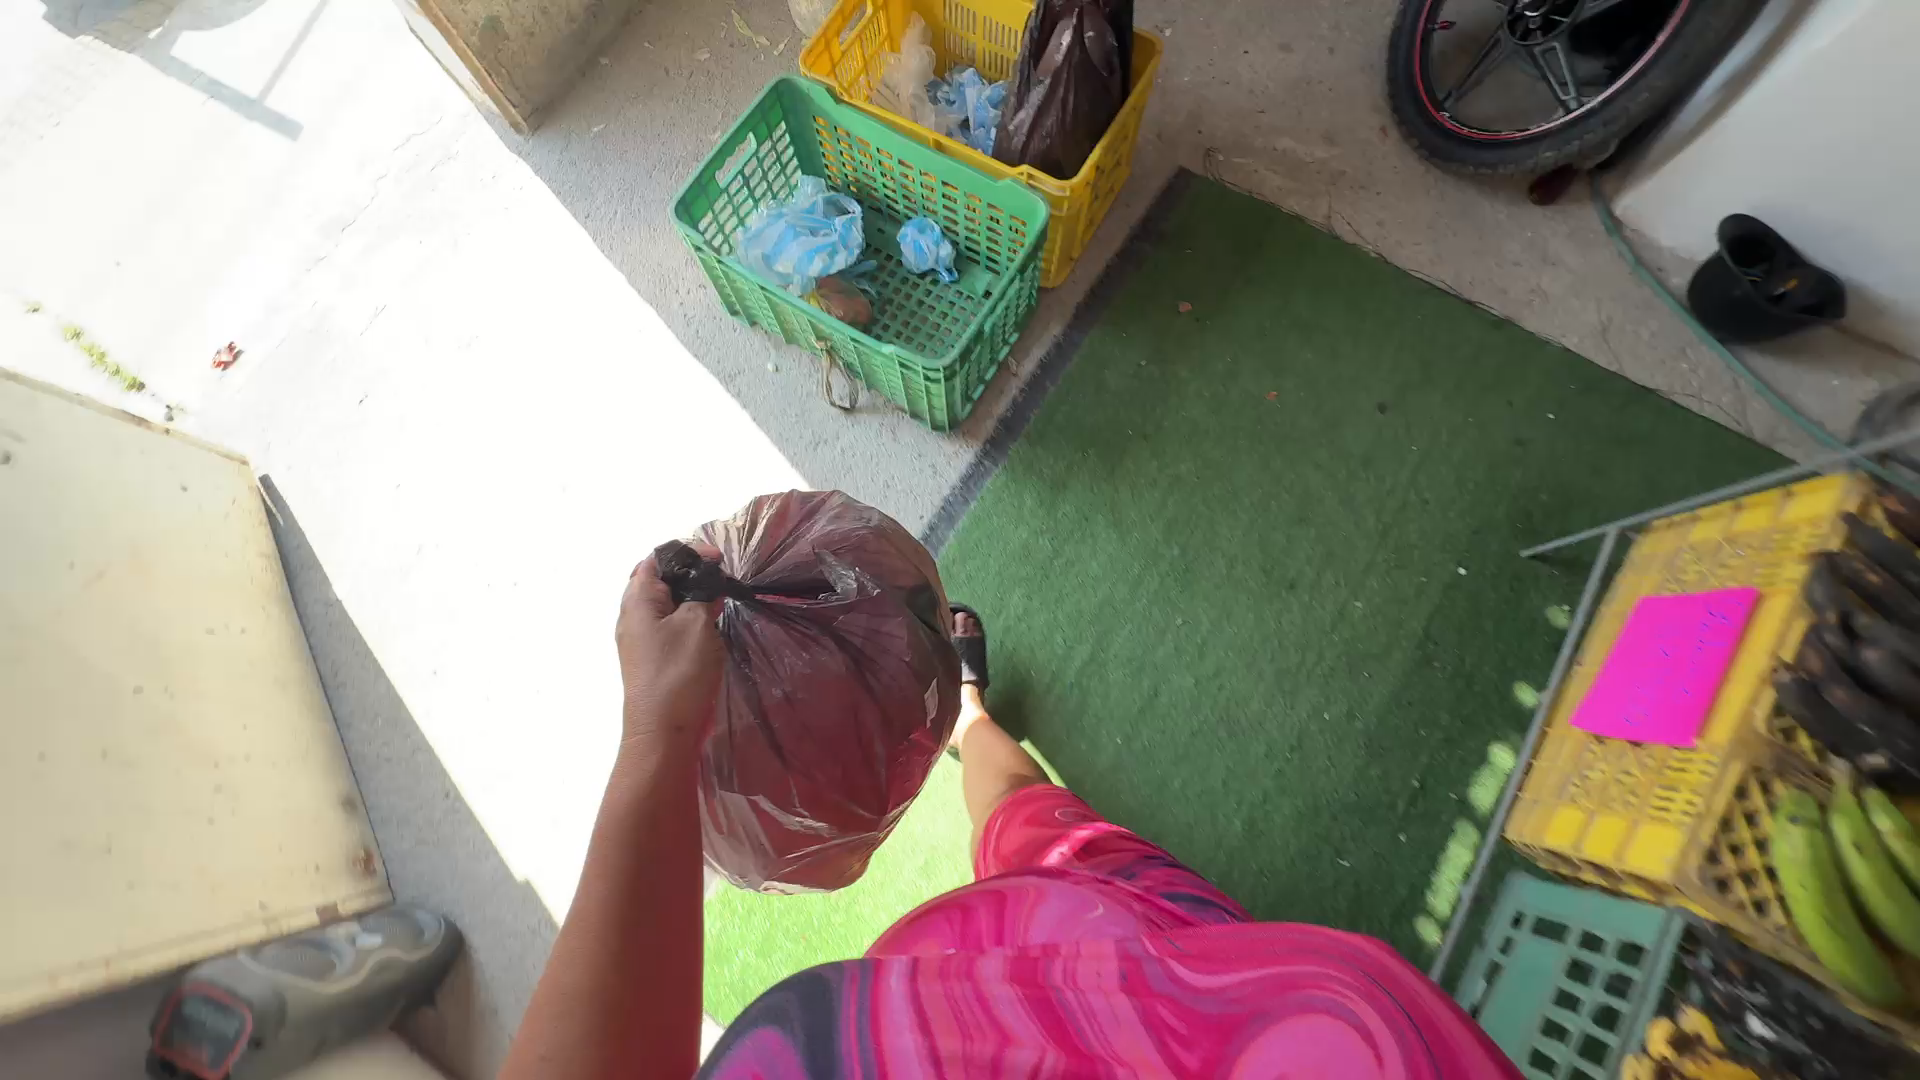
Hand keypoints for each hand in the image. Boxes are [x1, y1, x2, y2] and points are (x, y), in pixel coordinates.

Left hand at [616, 554, 722, 757]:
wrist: (663, 730)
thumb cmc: (679, 671)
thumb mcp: (697, 624)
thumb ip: (703, 596)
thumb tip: (707, 585)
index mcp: (637, 601)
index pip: (656, 559)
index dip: (687, 552)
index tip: (719, 560)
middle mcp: (632, 616)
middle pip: (657, 579)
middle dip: (690, 573)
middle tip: (720, 578)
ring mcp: (640, 639)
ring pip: (665, 603)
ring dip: (690, 596)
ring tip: (719, 599)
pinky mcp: (651, 657)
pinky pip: (669, 624)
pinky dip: (689, 616)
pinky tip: (709, 625)